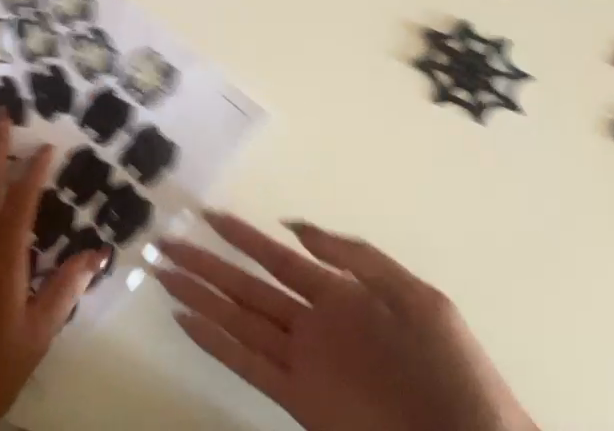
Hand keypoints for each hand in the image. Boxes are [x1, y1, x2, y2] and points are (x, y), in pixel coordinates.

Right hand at [159, 211, 535, 430]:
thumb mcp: (416, 298)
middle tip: (165, 242)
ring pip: (238, 321)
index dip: (242, 236)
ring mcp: (303, 363)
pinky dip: (214, 344)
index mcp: (341, 297)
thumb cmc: (452, 370)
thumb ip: (355, 257)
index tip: (205, 213)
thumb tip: (291, 226)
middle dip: (206, 263)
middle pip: (247, 288)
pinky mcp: (299, 399)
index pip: (277, 259)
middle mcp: (313, 325)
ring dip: (199, 297)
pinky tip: (184, 321)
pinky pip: (248, 365)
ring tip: (162, 272)